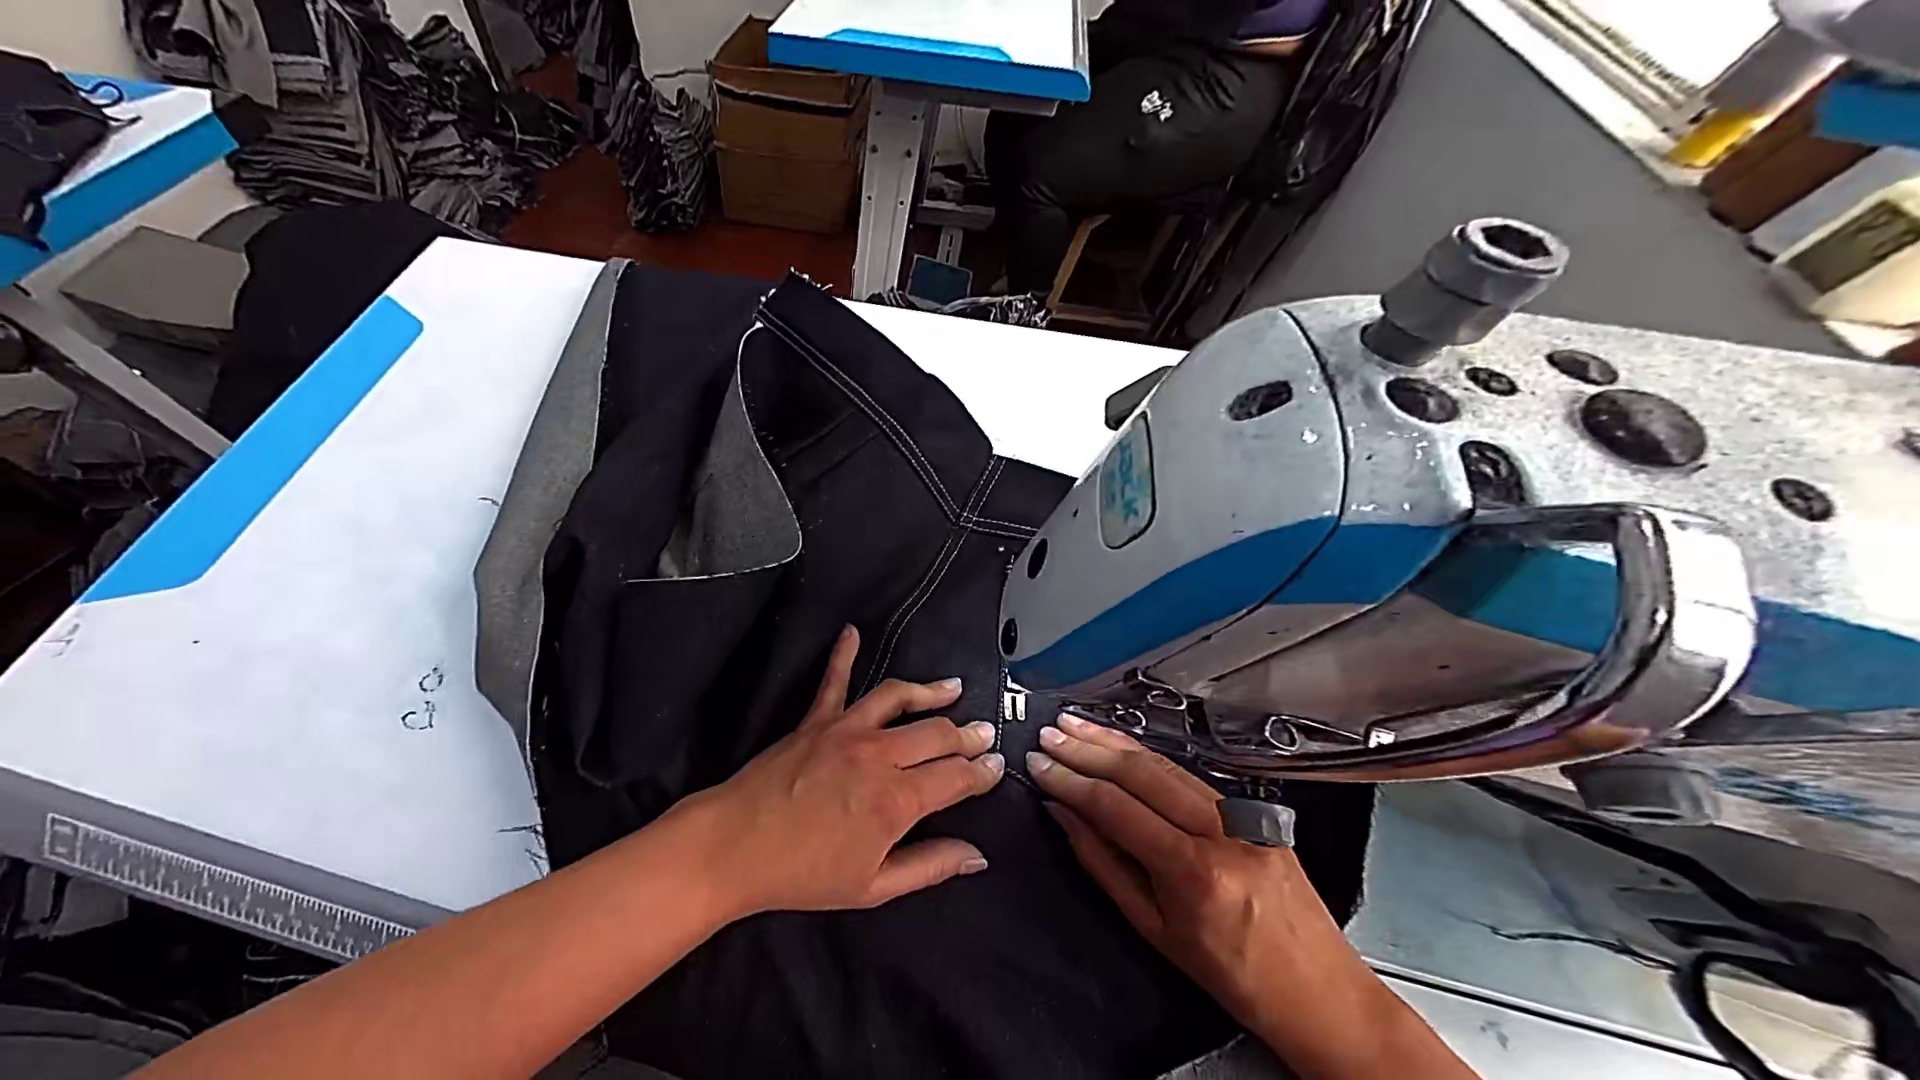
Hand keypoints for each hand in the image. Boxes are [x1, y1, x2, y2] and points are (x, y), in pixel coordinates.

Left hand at [669, 625, 1004, 917]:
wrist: (732, 847)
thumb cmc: (802, 874)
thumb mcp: (872, 887)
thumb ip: (929, 867)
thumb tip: (976, 856)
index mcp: (896, 800)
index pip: (956, 777)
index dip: (982, 772)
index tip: (996, 767)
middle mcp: (879, 755)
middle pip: (938, 734)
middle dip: (969, 734)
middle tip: (985, 734)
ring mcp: (847, 731)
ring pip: (900, 699)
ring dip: (931, 691)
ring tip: (954, 688)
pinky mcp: (817, 720)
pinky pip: (835, 680)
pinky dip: (844, 654)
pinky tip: (852, 632)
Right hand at [1029, 715, 1476, 1078]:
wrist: (1322, 993)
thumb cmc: (1235, 977)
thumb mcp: (1155, 930)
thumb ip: (1102, 865)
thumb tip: (1064, 815)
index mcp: (1193, 871)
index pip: (1115, 806)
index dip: (1069, 780)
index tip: (1038, 764)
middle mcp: (1220, 831)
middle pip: (1138, 772)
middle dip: (1085, 748)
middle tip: (1048, 735)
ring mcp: (1241, 814)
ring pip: (1163, 763)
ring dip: (1113, 741)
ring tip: (1073, 725)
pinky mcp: (1252, 808)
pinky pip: (1187, 774)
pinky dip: (1147, 755)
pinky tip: (1120, 744)